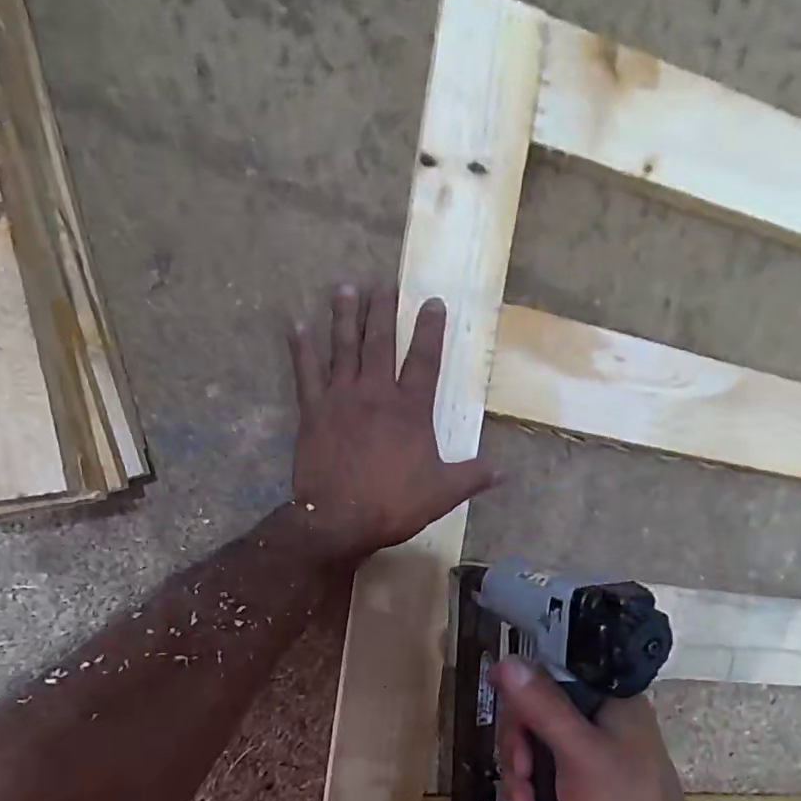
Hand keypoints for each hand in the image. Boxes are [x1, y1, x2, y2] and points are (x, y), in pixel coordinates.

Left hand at [285, 284, 497, 562]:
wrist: (338, 518)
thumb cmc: (392, 504)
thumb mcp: (441, 493)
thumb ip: (471, 476)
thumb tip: (505, 472)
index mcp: (410, 409)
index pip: (425, 360)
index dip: (430, 329)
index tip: (432, 301)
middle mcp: (376, 393)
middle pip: (380, 342)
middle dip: (382, 309)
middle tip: (382, 282)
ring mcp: (341, 398)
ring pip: (343, 347)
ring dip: (344, 316)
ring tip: (344, 288)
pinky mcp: (313, 410)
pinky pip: (306, 372)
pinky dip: (301, 348)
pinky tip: (296, 326)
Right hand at [494, 657, 719, 800]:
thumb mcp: (579, 756)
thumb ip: (543, 708)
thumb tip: (507, 662)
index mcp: (612, 700)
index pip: (553, 673)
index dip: (523, 693)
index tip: (507, 722)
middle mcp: (604, 717)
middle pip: (538, 708)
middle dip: (520, 745)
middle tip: (520, 776)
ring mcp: (596, 750)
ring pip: (537, 739)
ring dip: (521, 769)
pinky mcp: (586, 778)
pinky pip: (546, 765)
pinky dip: (532, 784)